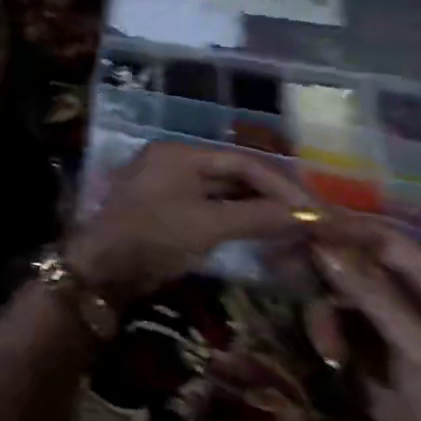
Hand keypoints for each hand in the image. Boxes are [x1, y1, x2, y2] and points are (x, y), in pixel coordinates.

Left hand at [69, 142, 310, 307]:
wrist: (104, 266)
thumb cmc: (153, 235)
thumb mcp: (210, 225)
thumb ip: (261, 217)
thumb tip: (314, 217)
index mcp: (176, 154)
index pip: (241, 162)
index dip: (282, 187)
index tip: (317, 212)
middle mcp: (170, 163)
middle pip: (233, 175)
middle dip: (273, 198)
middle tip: (313, 222)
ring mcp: (166, 186)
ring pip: (223, 194)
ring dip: (258, 211)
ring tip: (297, 231)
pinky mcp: (166, 211)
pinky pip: (209, 209)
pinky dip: (237, 221)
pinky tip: (265, 236)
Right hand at [311, 223, 420, 420]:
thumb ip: (375, 296)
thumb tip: (324, 246)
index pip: (394, 246)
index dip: (348, 232)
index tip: (299, 224)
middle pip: (363, 266)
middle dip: (326, 272)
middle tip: (285, 269)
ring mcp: (400, 327)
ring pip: (342, 294)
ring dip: (324, 313)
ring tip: (326, 347)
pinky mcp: (376, 348)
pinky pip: (338, 322)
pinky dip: (327, 333)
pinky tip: (329, 357)